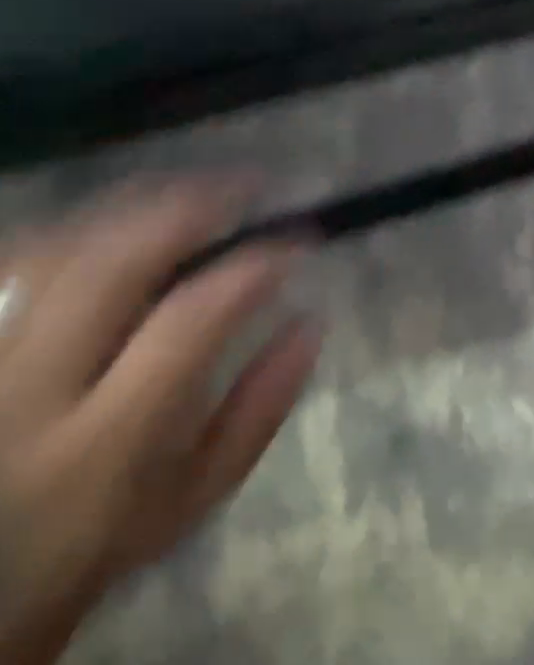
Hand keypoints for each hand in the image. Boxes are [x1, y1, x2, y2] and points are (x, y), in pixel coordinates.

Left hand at [0, 181, 318, 659]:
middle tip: (245, 184)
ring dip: (123, 214)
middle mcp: (30, 395)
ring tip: (187, 195)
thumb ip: (260, 410)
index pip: (191, 321)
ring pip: (42, 261)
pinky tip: (108, 228)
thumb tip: (314, 320)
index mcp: (110, 438)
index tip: (298, 240)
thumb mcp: (198, 495)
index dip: (253, 266)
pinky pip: (7, 274)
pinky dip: (61, 239)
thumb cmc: (102, 537)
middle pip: (104, 272)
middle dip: (185, 212)